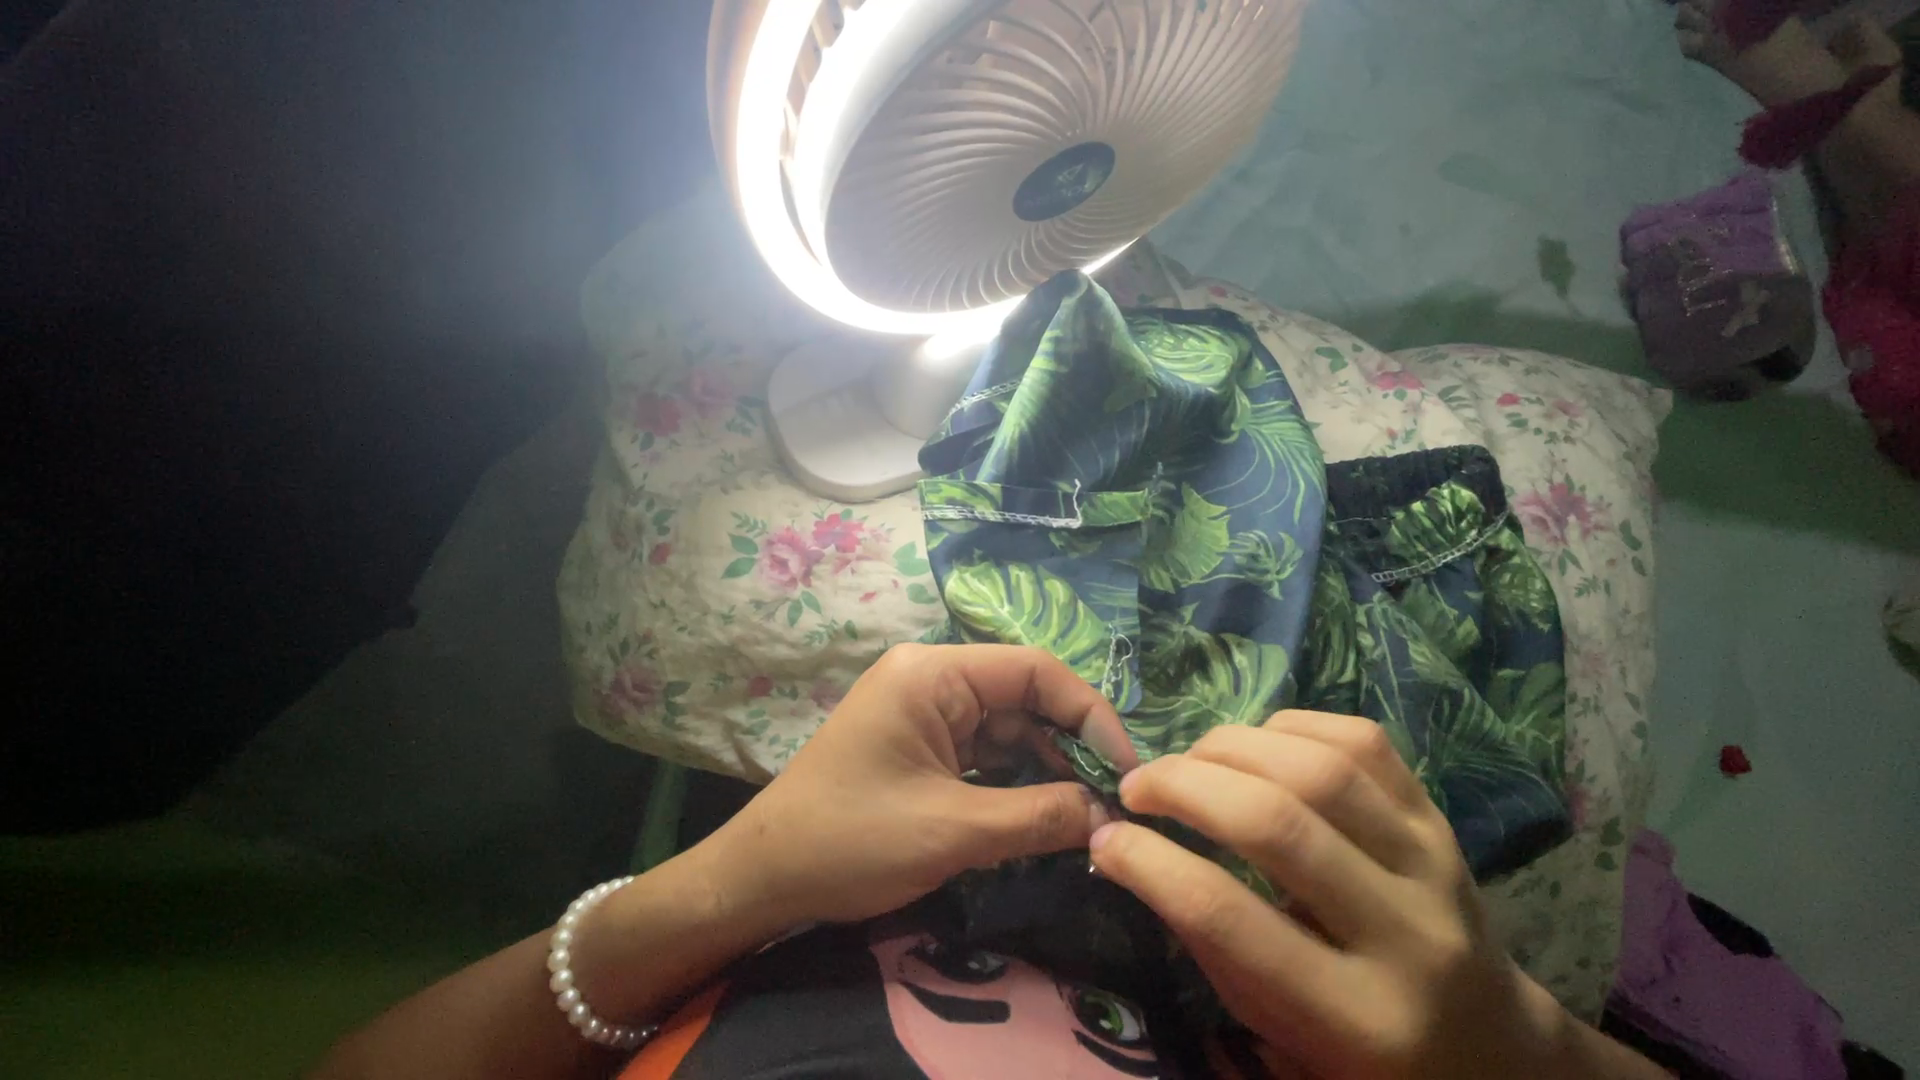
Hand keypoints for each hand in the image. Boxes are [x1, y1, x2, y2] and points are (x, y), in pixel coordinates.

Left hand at [698, 643, 1140, 930]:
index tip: (1127, 770)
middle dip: (1071, 747)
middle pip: (1024, 697)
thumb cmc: (850, 842)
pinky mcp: (920, 746)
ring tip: (1090, 815)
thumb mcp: (953, 831)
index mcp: (933, 673)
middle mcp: (931, 679)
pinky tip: (1048, 814)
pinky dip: (1016, 782)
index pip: (1035, 670)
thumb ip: (1040, 817)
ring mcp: (924, 712)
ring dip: (1047, 768)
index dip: (1089, 714)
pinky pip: (983, 753)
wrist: (762, 879)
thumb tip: (1112, 816)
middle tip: (1114, 804)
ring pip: (1007, 728)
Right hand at [1088, 710, 1568, 1079]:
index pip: (1228, 917)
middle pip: (1276, 824)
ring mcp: (1435, 865)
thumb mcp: (1273, 1022)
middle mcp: (1407, 935)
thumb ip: (1205, 938)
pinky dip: (1288, 726)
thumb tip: (1123, 847)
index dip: (1149, 863)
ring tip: (1189, 761)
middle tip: (1136, 786)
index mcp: (1357, 1017)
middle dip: (1183, 787)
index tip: (1105, 837)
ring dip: (1229, 748)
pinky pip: (1361, 740)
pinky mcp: (1441, 818)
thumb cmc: (1358, 1048)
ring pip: (1319, 769)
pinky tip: (1253, 745)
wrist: (1488, 1043)